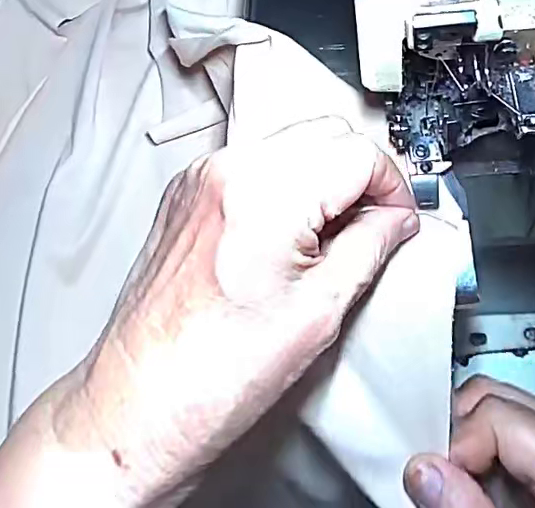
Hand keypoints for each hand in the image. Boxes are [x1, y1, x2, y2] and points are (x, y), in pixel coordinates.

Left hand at [0, 116, 419, 506]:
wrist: (135, 402)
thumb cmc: (211, 376)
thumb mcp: (318, 313)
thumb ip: (370, 248)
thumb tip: (395, 220)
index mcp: (265, 195)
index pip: (357, 152)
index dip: (392, 185)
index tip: (398, 217)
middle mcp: (230, 169)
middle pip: (328, 132)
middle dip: (362, 172)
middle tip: (374, 220)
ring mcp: (204, 173)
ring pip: (293, 139)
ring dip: (326, 172)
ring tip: (331, 229)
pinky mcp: (190, 186)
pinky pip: (258, 157)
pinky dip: (287, 178)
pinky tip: (290, 226)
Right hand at [403, 376, 534, 507]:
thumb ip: (473, 507)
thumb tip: (425, 470)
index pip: (493, 414)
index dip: (455, 447)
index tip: (438, 484)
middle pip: (492, 397)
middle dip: (458, 436)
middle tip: (443, 484)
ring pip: (497, 405)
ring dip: (471, 444)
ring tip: (468, 490)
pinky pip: (513, 429)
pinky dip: (488, 453)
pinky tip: (490, 489)